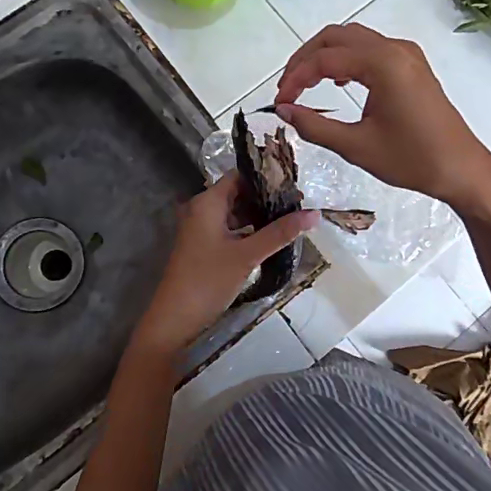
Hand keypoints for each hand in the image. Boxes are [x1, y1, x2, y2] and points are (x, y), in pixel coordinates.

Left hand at [130, 174, 316, 359]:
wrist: (176, 314)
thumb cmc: (209, 279)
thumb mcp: (247, 254)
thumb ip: (279, 233)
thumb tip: (314, 213)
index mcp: (207, 202)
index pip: (238, 176)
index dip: (264, 177)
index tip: (293, 183)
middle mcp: (201, 209)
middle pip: (237, 193)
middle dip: (265, 198)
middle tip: (299, 203)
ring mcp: (200, 228)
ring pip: (234, 212)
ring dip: (258, 215)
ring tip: (291, 219)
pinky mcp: (203, 245)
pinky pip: (228, 228)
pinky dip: (247, 230)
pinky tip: (270, 237)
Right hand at [274, 23, 490, 213]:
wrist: (461, 169)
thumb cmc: (410, 159)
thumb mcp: (355, 146)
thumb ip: (314, 126)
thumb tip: (283, 111)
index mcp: (383, 65)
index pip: (324, 60)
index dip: (295, 79)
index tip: (279, 103)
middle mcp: (395, 50)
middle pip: (335, 37)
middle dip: (304, 60)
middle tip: (286, 90)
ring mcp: (405, 54)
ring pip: (351, 38)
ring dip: (322, 56)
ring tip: (302, 85)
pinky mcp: (410, 65)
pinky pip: (368, 48)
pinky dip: (343, 59)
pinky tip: (335, 82)